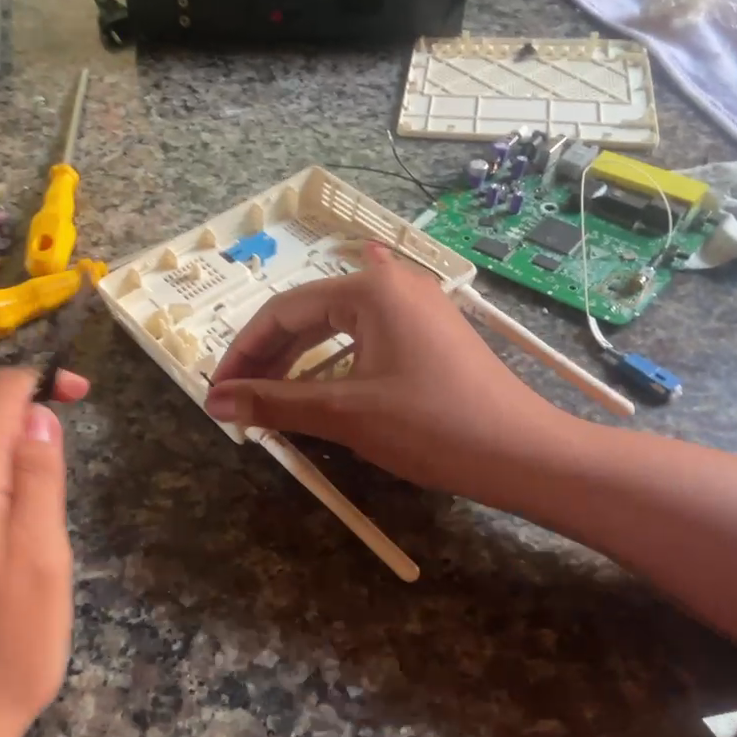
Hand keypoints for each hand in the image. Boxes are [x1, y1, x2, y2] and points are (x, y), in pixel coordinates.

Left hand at [0, 368, 89, 736]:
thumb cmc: (4, 645)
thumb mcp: (43, 557)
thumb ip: (40, 476)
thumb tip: (38, 413)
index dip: (43, 383)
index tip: (83, 396)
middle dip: (30, 449)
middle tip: (59, 522)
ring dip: (11, 484)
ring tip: (34, 553)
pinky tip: (0, 564)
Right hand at [205, 244, 578, 507]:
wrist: (521, 454)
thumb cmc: (431, 427)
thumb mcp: (344, 413)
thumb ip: (275, 403)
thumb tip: (215, 403)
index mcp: (370, 288)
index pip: (283, 311)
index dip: (243, 352)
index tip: (217, 391)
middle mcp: (392, 283)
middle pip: (308, 312)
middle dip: (268, 355)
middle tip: (238, 397)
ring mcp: (416, 306)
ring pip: (336, 323)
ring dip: (298, 356)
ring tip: (269, 391)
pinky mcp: (430, 333)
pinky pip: (365, 335)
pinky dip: (333, 355)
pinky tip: (322, 352)